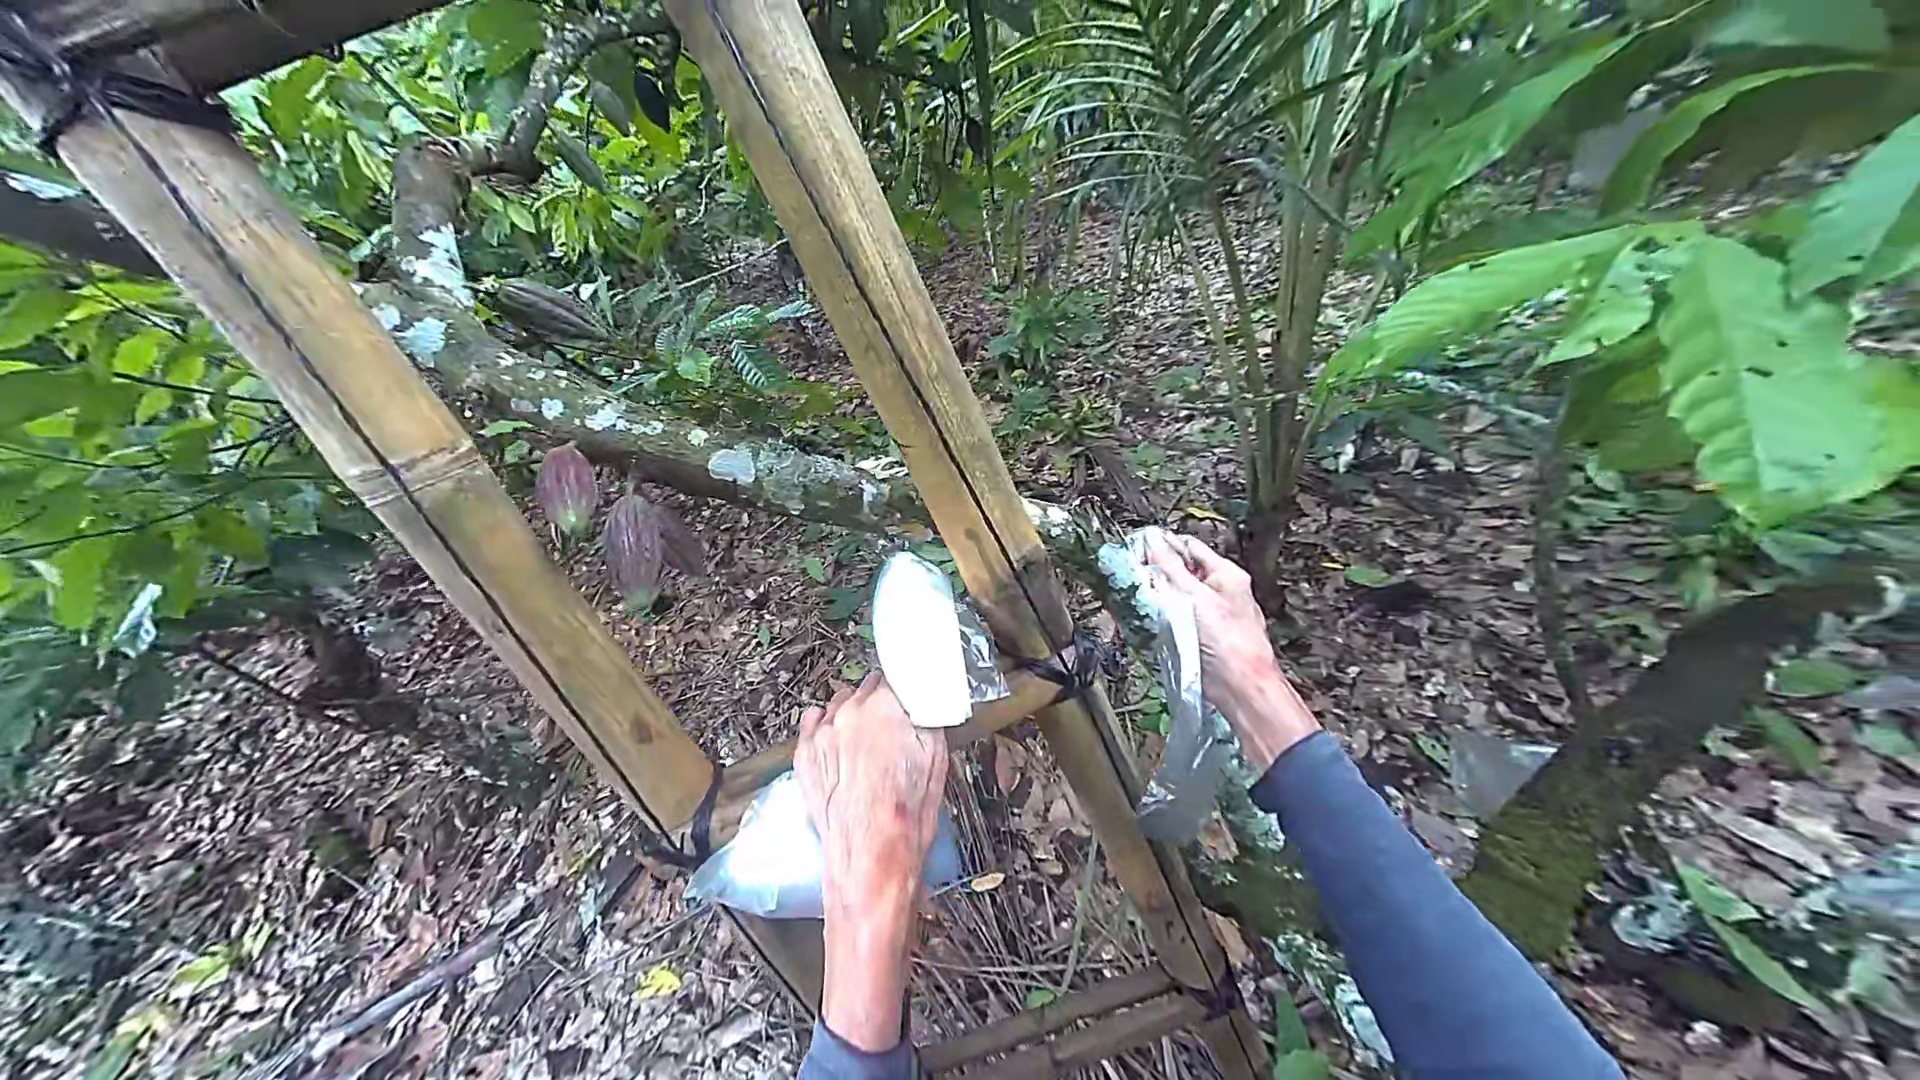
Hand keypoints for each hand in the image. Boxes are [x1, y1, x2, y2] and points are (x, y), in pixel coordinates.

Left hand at [794, 675, 947, 1051]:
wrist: (869, 862)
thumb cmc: (906, 817)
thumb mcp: (936, 758)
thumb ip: (926, 717)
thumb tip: (924, 701)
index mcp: (883, 706)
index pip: (895, 673)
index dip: (907, 683)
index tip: (913, 689)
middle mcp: (848, 712)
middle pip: (868, 687)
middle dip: (884, 700)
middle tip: (898, 722)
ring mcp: (822, 734)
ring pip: (842, 705)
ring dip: (856, 713)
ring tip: (871, 740)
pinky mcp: (805, 755)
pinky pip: (815, 724)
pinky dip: (829, 727)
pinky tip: (842, 741)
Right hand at [1143, 531, 1318, 770]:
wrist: (1241, 690)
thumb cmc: (1227, 642)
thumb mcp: (1194, 597)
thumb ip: (1170, 568)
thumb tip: (1152, 540)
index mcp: (1224, 574)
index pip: (1188, 547)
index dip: (1162, 546)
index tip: (1135, 550)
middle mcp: (1217, 592)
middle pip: (1178, 573)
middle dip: (1152, 573)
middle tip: (1126, 575)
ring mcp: (1207, 615)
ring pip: (1171, 596)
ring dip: (1150, 597)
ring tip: (1125, 598)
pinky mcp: (1197, 636)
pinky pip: (1171, 619)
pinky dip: (1154, 618)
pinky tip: (1136, 621)